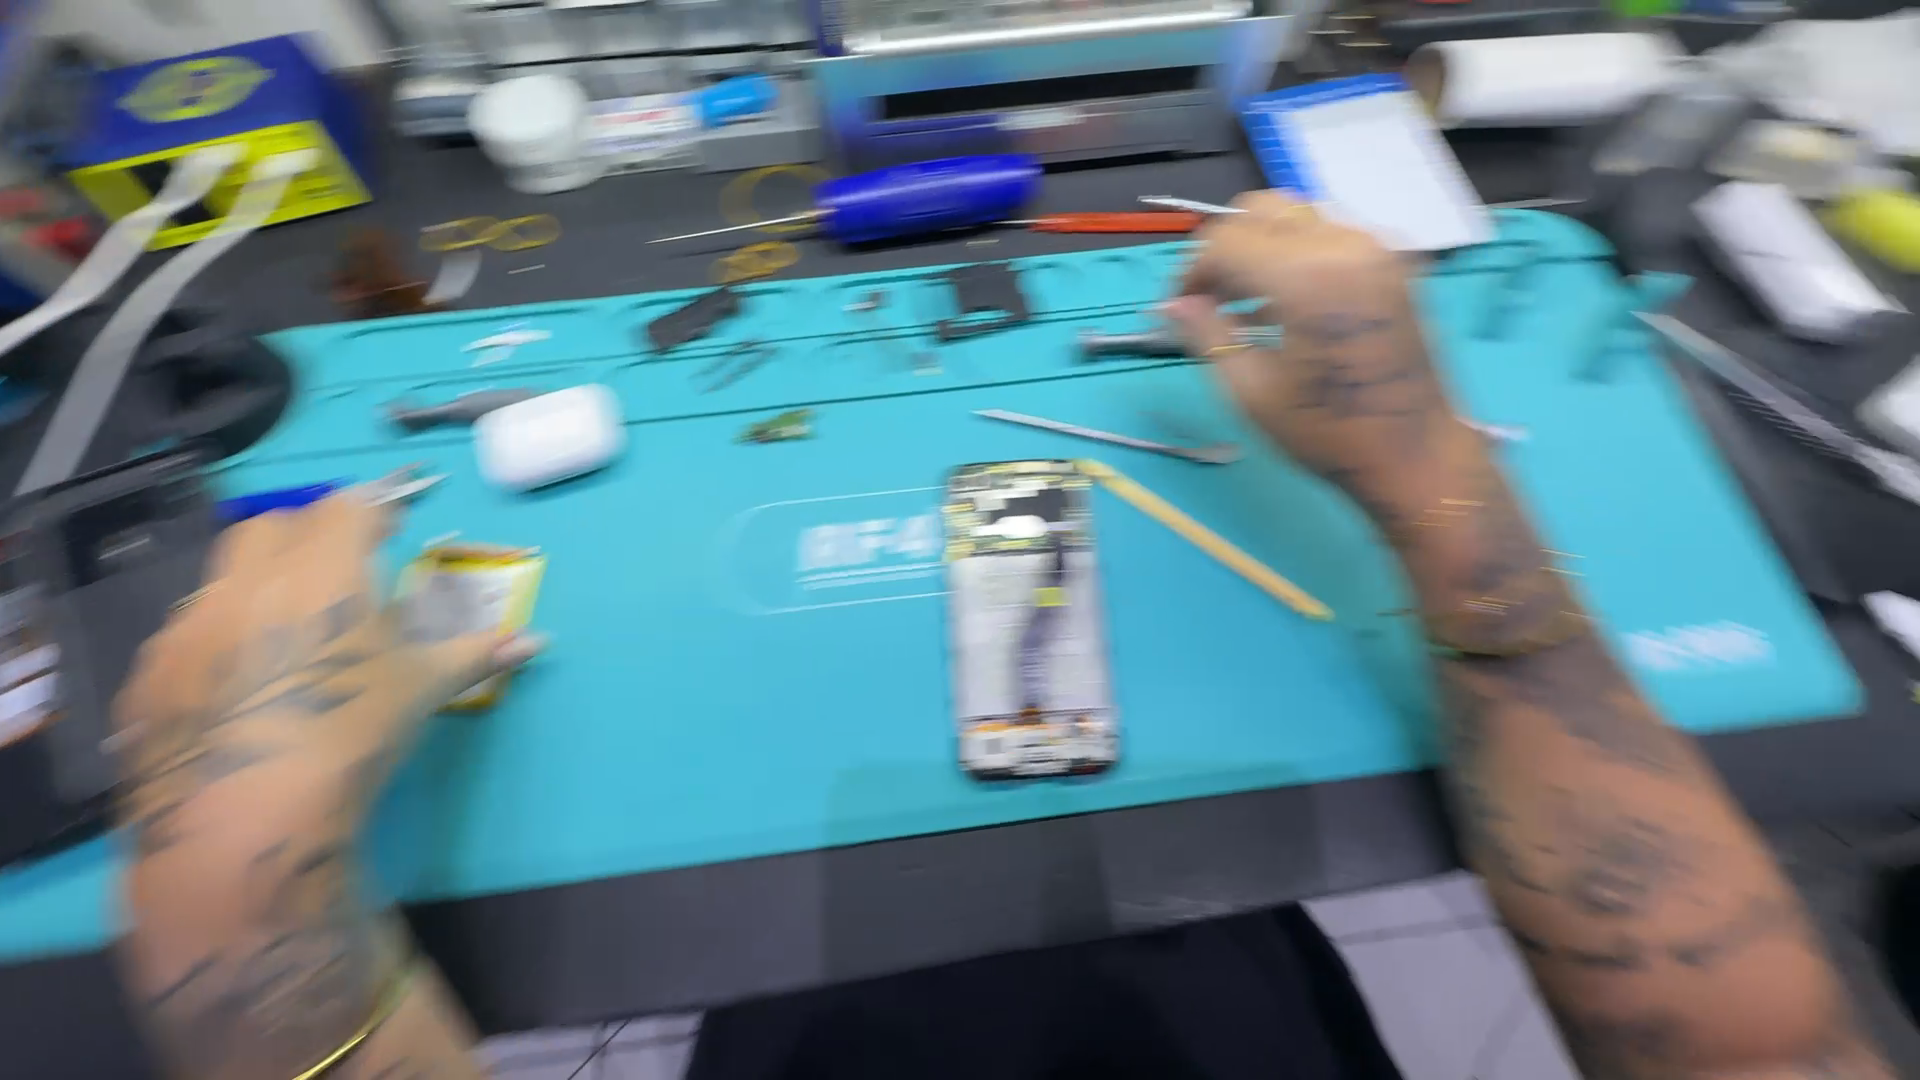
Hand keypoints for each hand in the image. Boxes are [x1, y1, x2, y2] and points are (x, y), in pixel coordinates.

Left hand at [114, 493, 542, 848]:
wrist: (248, 819)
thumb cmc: (358, 731)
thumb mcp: (429, 686)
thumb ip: (482, 652)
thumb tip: (538, 640)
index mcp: (325, 575)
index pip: (346, 508)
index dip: (374, 509)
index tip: (394, 528)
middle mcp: (248, 585)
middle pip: (274, 524)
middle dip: (312, 530)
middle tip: (346, 564)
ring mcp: (187, 629)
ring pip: (223, 573)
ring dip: (263, 578)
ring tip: (297, 623)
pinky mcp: (150, 674)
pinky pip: (188, 628)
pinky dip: (224, 628)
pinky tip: (248, 674)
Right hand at [1164, 192, 1466, 504]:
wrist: (1414, 452)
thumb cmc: (1324, 431)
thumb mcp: (1249, 389)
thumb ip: (1206, 333)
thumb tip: (1171, 305)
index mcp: (1305, 277)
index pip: (1225, 241)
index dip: (1190, 270)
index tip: (1179, 308)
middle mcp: (1344, 244)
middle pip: (1260, 211)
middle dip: (1222, 249)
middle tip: (1207, 299)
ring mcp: (1376, 248)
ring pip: (1295, 215)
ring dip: (1257, 247)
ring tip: (1241, 302)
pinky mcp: (1393, 261)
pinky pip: (1328, 233)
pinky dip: (1293, 252)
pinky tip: (1280, 302)